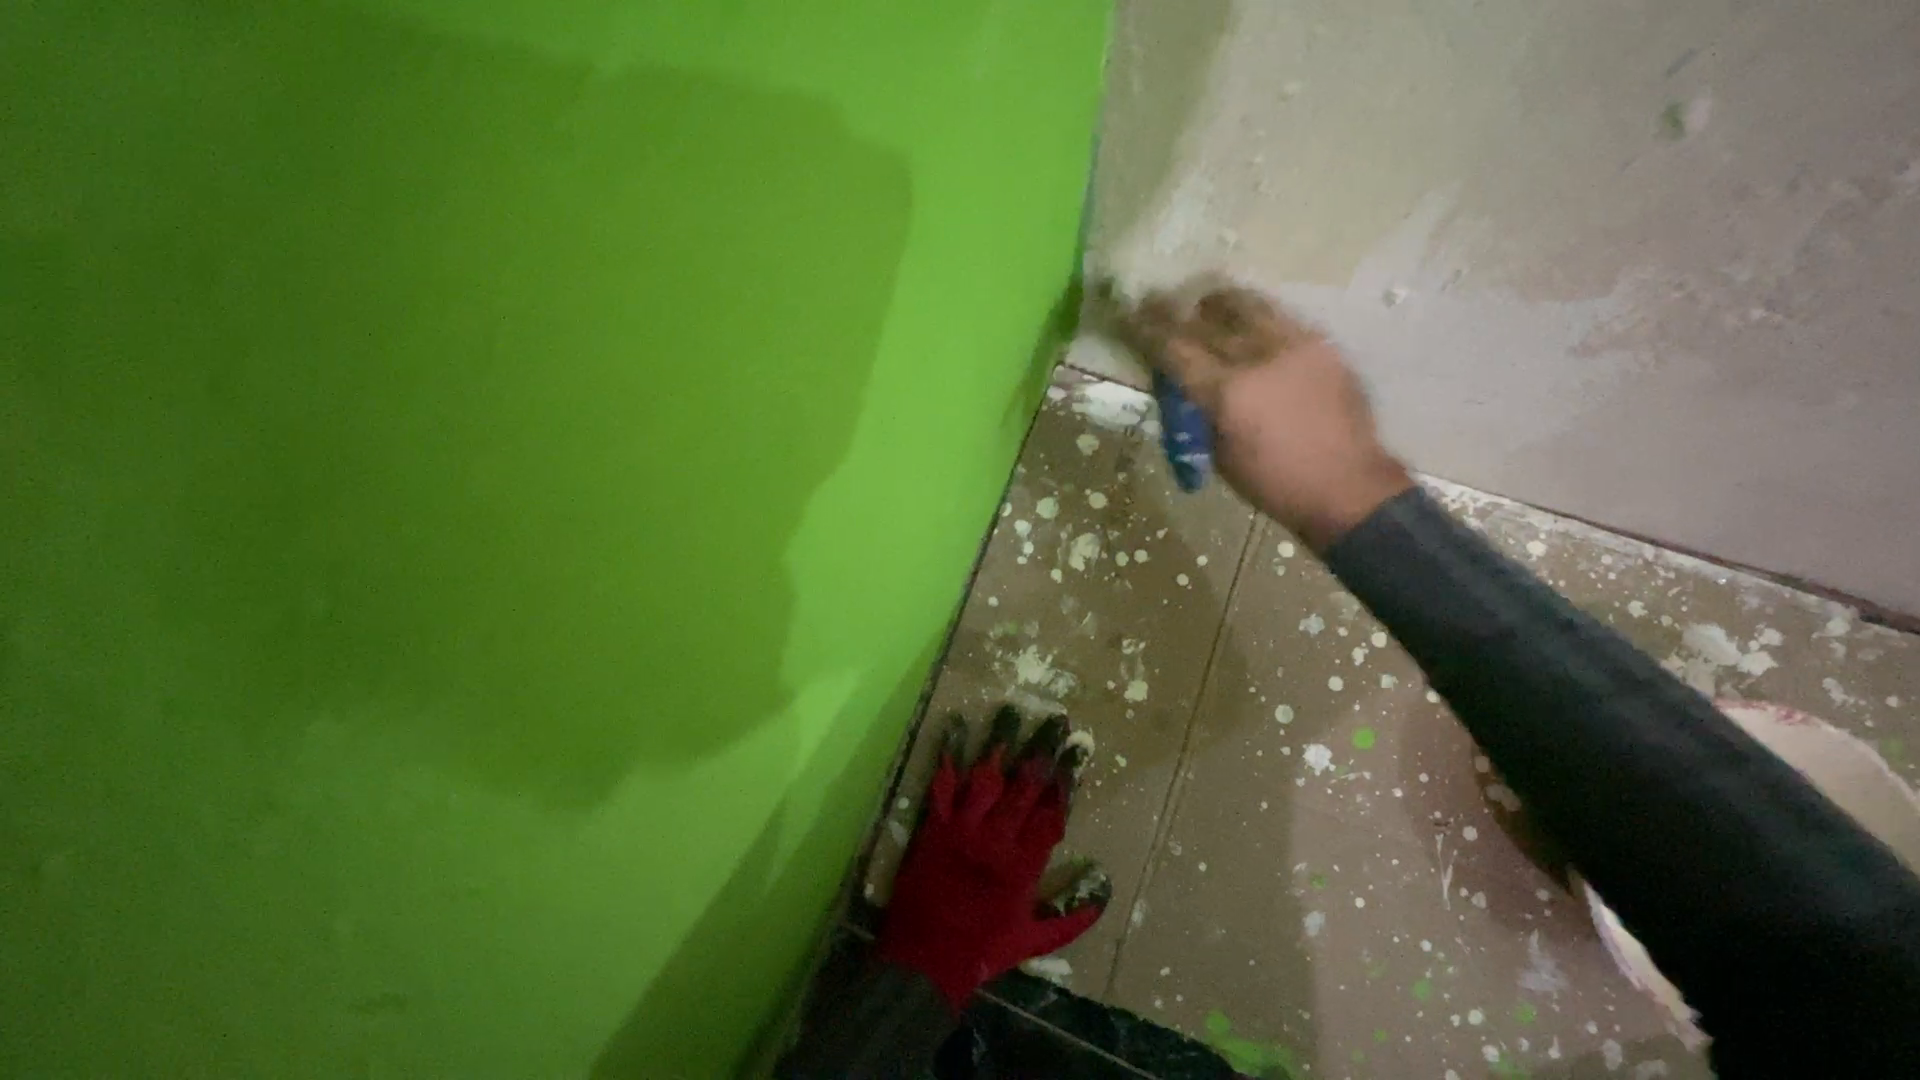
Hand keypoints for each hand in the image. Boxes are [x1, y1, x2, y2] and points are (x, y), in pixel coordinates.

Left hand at [876, 707, 1107, 1011]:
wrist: (924, 962)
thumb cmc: (981, 952)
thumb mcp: (1032, 942)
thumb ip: (1071, 919)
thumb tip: (1104, 887)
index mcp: (1023, 867)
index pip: (1050, 815)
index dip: (1064, 783)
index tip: (1075, 755)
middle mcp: (995, 840)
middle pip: (1022, 788)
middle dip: (1040, 753)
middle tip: (1055, 723)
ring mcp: (961, 830)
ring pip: (985, 779)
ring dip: (999, 746)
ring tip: (1012, 714)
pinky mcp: (933, 828)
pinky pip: (942, 788)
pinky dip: (948, 758)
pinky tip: (955, 729)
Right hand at [1113, 280, 1413, 549]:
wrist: (1347, 487)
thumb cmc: (1273, 484)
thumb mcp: (1219, 455)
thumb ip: (1199, 412)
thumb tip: (1184, 384)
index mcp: (1227, 393)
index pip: (1175, 348)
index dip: (1147, 329)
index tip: (1129, 314)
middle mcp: (1259, 358)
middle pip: (1206, 320)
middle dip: (1176, 309)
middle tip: (1157, 301)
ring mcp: (1294, 346)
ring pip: (1247, 306)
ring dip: (1219, 302)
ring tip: (1205, 303)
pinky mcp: (1322, 345)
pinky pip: (1280, 317)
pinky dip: (1256, 316)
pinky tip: (1247, 321)